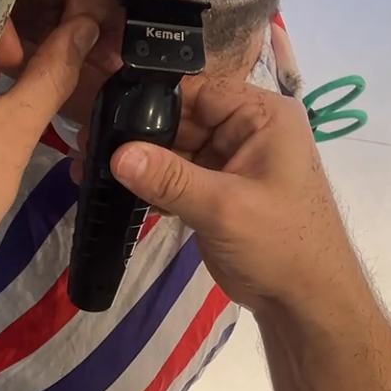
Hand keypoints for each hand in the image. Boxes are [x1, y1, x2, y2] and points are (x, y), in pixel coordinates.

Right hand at [108, 78, 359, 316]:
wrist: (303, 300)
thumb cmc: (279, 244)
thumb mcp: (223, 206)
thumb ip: (169, 179)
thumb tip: (116, 154)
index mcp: (261, 117)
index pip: (200, 90)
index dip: (153, 97)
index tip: (104, 107)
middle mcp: (245, 132)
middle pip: (183, 119)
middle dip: (138, 133)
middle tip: (88, 144)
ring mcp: (229, 165)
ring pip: (175, 152)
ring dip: (139, 162)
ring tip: (90, 167)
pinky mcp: (215, 195)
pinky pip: (176, 181)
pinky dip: (150, 187)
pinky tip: (114, 192)